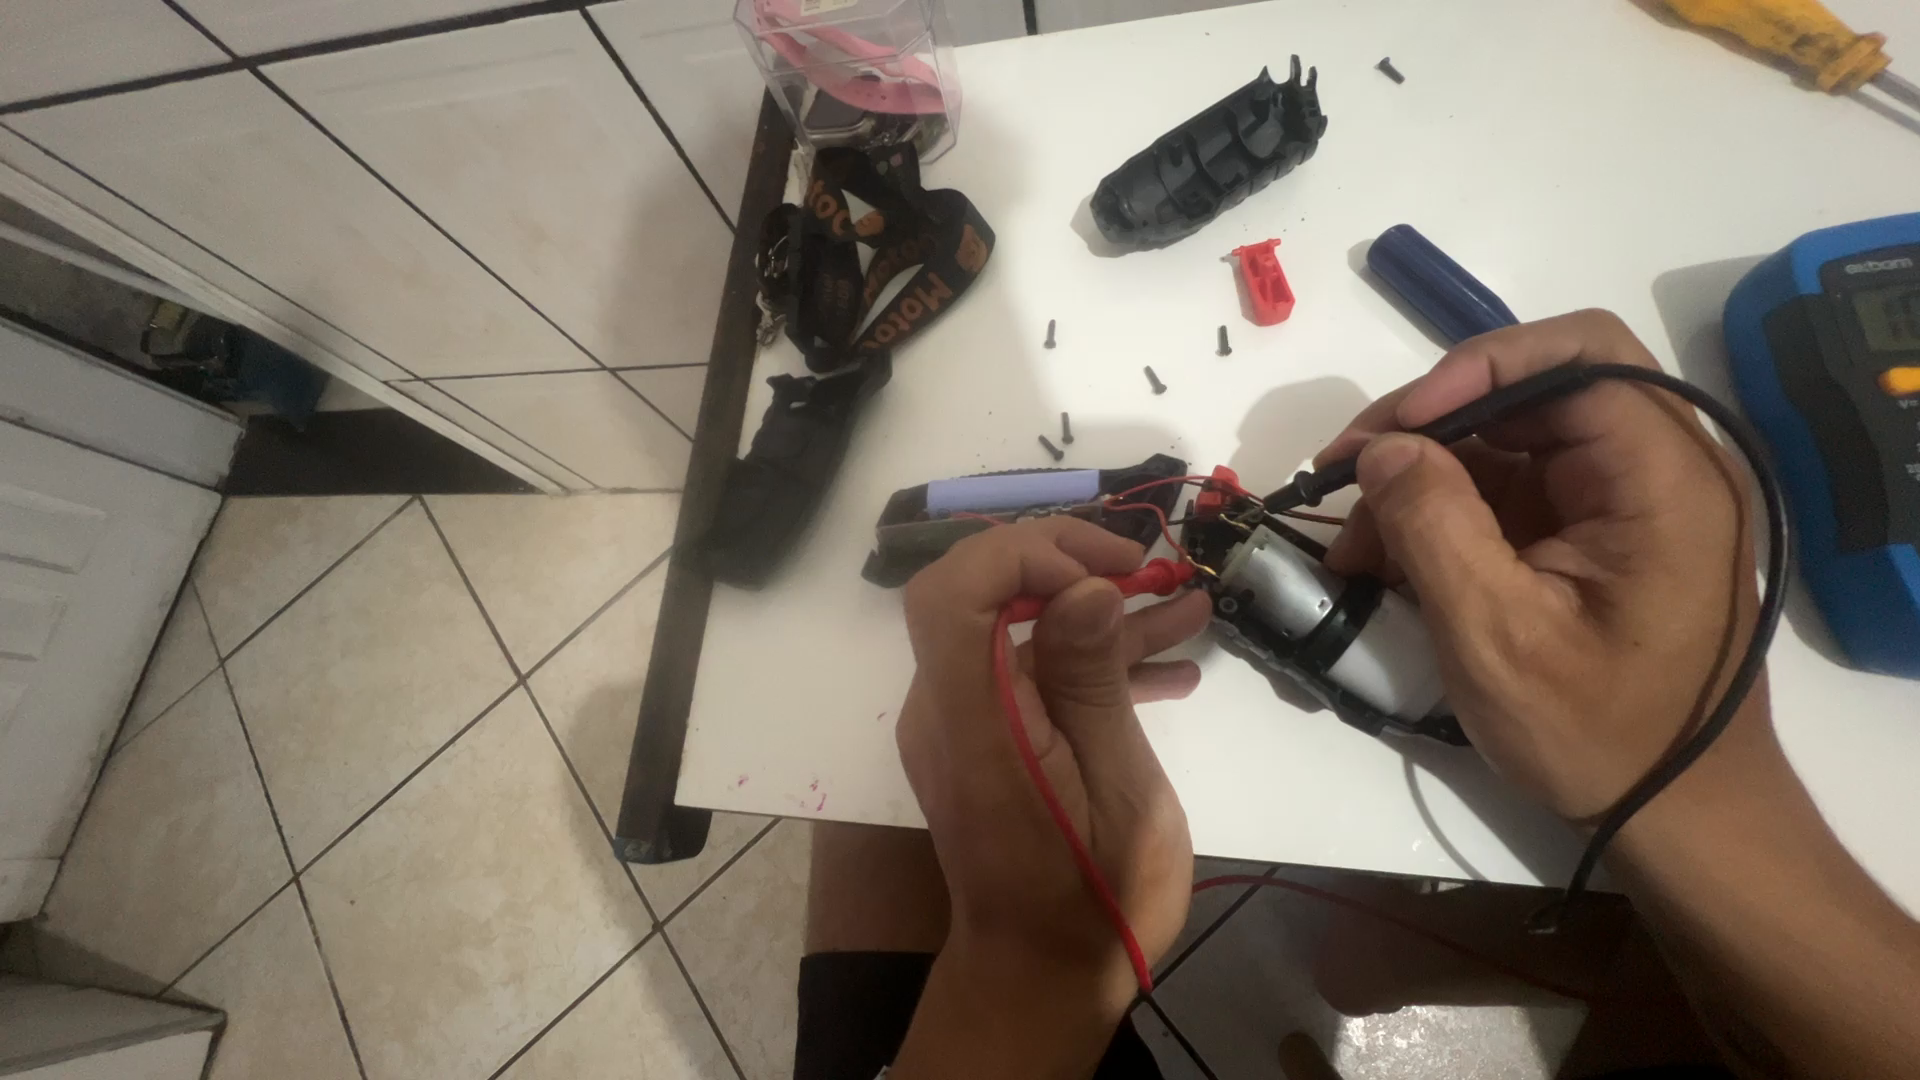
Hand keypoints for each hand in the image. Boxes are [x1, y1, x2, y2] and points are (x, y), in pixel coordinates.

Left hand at [894, 516, 1211, 1013]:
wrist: (1042, 972)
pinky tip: (1168, 660)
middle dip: (1060, 561)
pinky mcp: (986, 730)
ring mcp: (962, 717)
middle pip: (973, 589)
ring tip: (1180, 604)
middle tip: (1142, 568)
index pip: (951, 596)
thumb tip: (1085, 586)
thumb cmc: (1094, 900)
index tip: (1101, 577)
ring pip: (1014, 625)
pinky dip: (1088, 654)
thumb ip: (1093, 685)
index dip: (1021, 557)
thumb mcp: (1120, 792)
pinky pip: (1029, 668)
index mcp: (974, 725)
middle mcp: (946, 707)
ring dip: (1091, 606)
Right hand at [1316, 310, 1770, 821]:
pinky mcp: (1567, 531)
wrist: (1660, 807)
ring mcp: (1602, 502)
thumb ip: (1434, 524)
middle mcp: (1641, 473)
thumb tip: (1380, 448)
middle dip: (1421, 428)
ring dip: (1408, 482)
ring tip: (1352, 548)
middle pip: (1522, 395)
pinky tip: (1379, 561)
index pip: (1581, 360)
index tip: (1394, 430)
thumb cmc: (1592, 729)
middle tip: (1343, 469)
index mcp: (1660, 483)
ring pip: (1489, 445)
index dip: (1477, 370)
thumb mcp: (1494, 631)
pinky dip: (1421, 516)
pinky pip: (1483, 492)